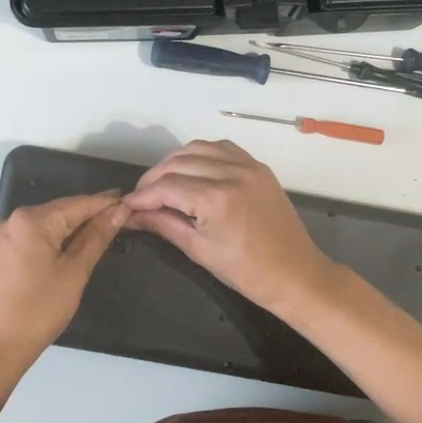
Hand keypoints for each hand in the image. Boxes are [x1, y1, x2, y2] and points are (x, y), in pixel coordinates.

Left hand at [0, 192, 128, 368]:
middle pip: (60, 210)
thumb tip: (119, 211)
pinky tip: (74, 242)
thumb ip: (97, 237)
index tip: (130, 201)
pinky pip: (34, 235)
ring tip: (104, 226)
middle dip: (90, 213)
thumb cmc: (41, 309)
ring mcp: (4, 235)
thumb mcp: (75, 271)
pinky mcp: (1, 251)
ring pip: (47, 223)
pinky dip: (56, 237)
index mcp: (32, 220)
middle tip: (122, 214)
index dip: (105, 203)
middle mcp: (14, 220)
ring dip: (73, 225)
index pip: (77, 204)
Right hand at [123, 140, 343, 311]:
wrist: (295, 274)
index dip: (141, 196)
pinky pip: (221, 148)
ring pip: (197, 148)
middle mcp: (232, 173)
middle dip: (153, 178)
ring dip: (174, 162)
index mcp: (216, 199)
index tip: (126, 206)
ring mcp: (248, 166)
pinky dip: (200, 154)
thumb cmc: (246, 272)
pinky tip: (191, 170)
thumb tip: (131, 216)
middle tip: (141, 198)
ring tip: (161, 183)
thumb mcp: (199, 251)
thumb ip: (164, 225)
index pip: (166, 187)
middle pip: (178, 163)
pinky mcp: (258, 166)